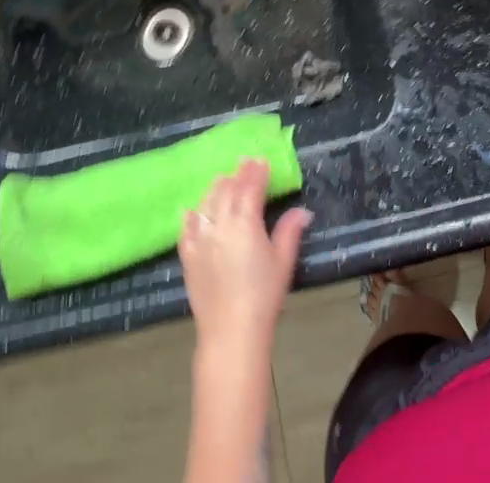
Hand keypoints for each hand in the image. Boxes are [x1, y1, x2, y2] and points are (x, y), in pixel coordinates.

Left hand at [178, 159, 311, 352]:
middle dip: (237, 175)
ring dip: (215, 189)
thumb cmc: (264, 295)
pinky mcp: (187, 256)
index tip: (260, 160)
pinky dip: (192, 214)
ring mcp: (199, 239)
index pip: (250, 188)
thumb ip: (289, 231)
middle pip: (226, 192)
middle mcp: (219, 224)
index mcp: (245, 222)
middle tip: (244, 164)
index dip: (256, 172)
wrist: (231, 330)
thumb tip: (302, 211)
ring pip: (206, 204)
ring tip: (222, 180)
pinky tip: (193, 210)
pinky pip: (187, 227)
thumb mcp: (283, 261)